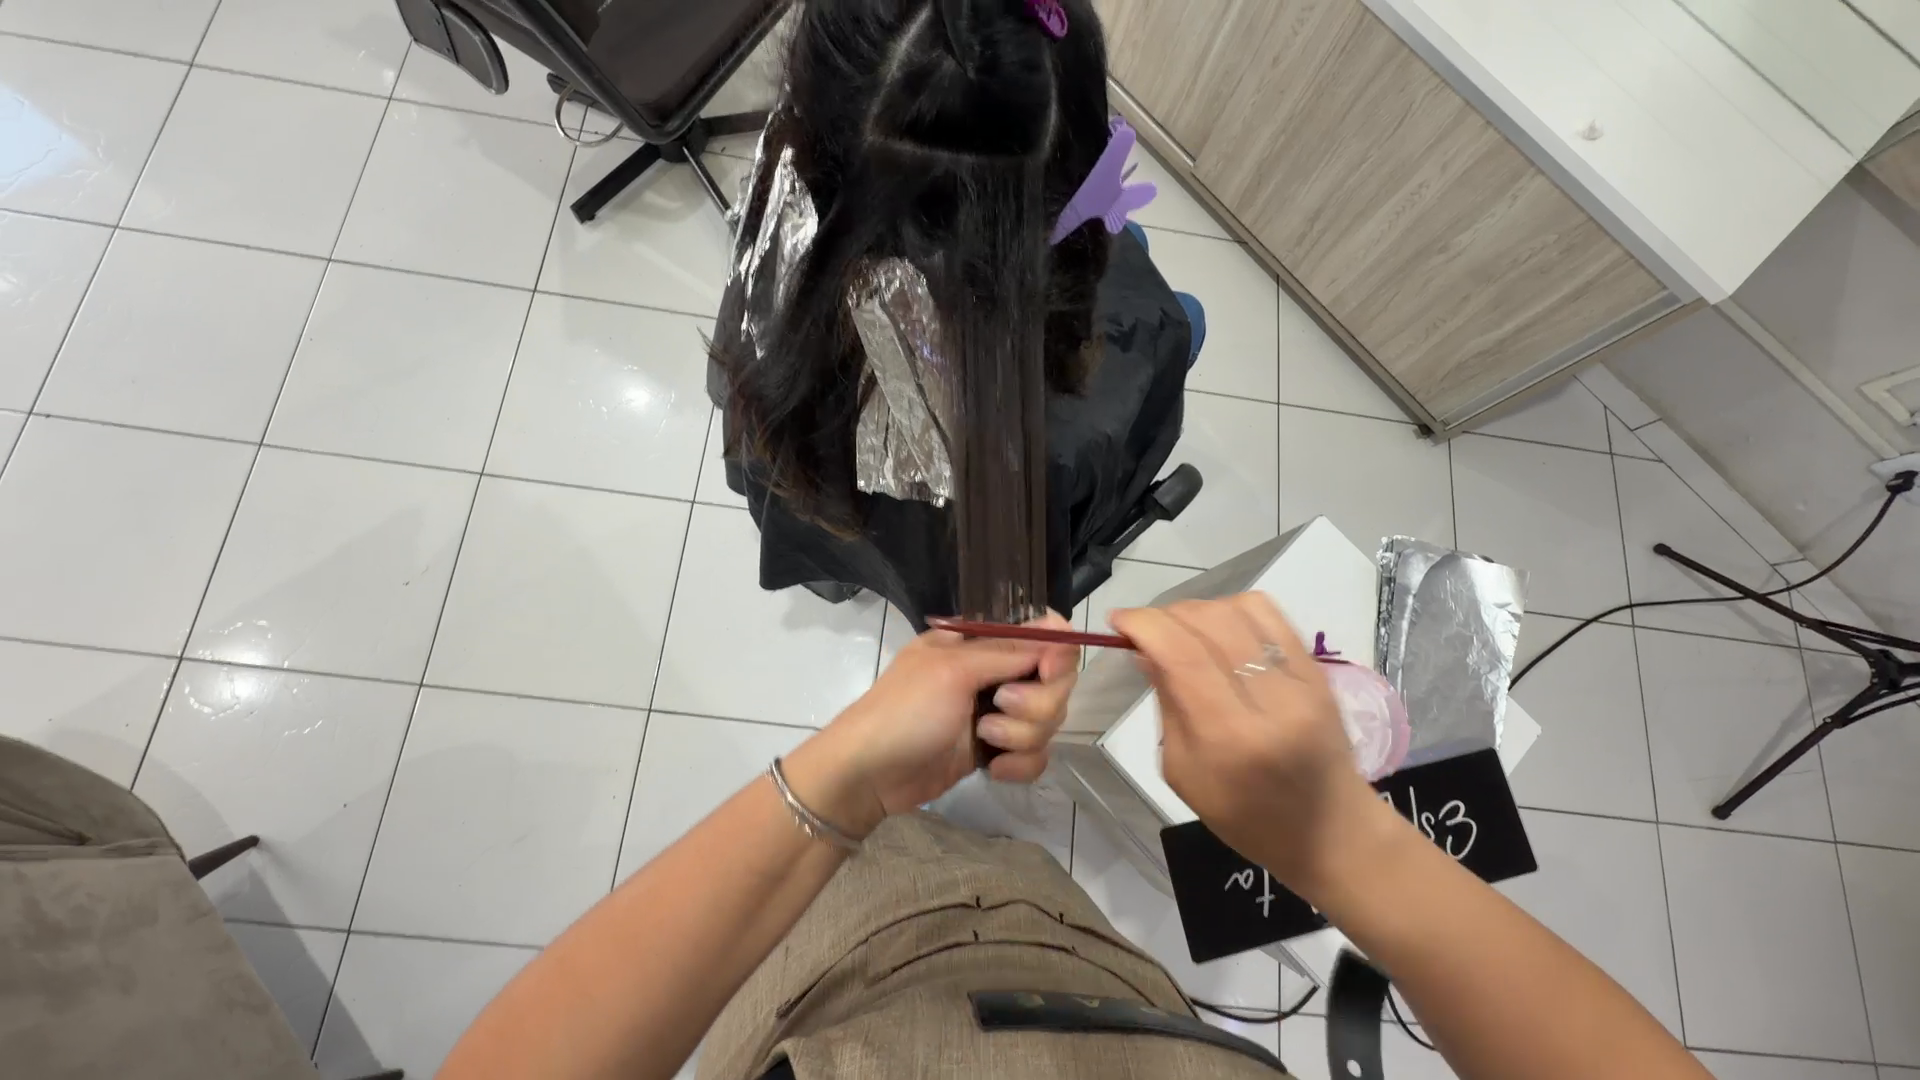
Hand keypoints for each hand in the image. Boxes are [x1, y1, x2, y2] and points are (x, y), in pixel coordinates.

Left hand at [783, 614, 1079, 838]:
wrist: (869, 776)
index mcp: (980, 641)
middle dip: (1036, 703)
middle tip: (1000, 708)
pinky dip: (1020, 764)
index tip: (1047, 673)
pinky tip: (994, 770)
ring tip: (983, 740)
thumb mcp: (954, 670)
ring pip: (1047, 721)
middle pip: (1055, 681)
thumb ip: (1010, 651)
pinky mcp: (996, 750)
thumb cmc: (906, 710)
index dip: (1056, 655)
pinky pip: (1035, 754)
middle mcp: (994, 672)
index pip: (1043, 634)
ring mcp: (996, 713)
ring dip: (1022, 736)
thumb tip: (1062, 631)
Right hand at [1111, 594, 1389, 892]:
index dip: (1144, 624)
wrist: (1330, 831)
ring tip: (1181, 631)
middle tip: (1144, 630)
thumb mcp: (1183, 772)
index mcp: (1230, 737)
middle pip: (1208, 623)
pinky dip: (1232, 608)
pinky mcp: (1318, 668)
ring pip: (1237, 610)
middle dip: (1164, 615)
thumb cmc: (1246, 816)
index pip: (1182, 655)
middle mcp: (1270, 700)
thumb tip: (1144, 650)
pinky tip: (1217, 627)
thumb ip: (1167, 705)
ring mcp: (1301, 680)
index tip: (1118, 620)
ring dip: (1196, 610)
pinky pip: (1270, 613)